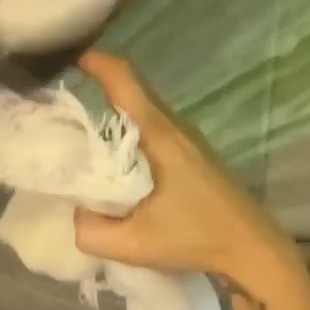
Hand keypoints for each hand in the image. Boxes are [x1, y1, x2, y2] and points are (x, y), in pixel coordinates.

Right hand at [73, 53, 308, 289]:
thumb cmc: (192, 239)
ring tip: (80, 134)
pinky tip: (113, 161)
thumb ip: (90, 229)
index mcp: (158, 136)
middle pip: (131, 92)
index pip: (125, 82)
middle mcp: (173, 128)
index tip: (70, 61)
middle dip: (96, 90)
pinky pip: (152, 130)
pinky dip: (127, 134)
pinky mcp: (192, 155)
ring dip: (112, 115)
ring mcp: (187, 139)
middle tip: (62, 107)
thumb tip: (78, 210)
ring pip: (142, 112)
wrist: (247, 247)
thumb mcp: (129, 245)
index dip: (97, 65)